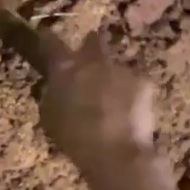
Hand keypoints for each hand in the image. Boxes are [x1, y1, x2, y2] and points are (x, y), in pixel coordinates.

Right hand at [39, 32, 158, 173]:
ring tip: (112, 99)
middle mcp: (93, 61)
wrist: (115, 152)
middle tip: (88, 60)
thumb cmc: (73, 137)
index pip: (52, 43)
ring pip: (115, 65)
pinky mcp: (143, 82)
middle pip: (93, 41)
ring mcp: (120, 69)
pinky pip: (134, 83)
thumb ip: (53, 94)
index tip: (46, 36)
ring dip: (112, 76)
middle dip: (90, 46)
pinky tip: (129, 111)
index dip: (48, 39)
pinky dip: (131, 93)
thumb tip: (57, 86)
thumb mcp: (50, 116)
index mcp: (65, 69)